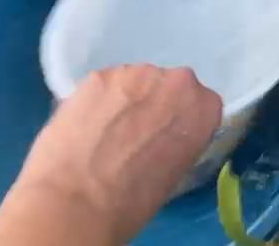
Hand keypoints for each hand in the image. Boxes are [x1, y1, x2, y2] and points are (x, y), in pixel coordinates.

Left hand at [0, 65, 223, 245]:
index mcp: (205, 106)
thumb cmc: (129, 205)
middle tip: (128, 137)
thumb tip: (162, 140)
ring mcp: (140, 72)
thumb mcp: (173, 174)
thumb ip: (178, 141)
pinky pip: (102, 86)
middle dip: (152, 105)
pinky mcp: (101, 76)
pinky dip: (94, 103)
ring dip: (122, 102)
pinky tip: (80, 129)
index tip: (160, 140)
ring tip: (99, 135)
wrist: (72, 206)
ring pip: (133, 83)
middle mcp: (181, 80)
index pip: (197, 105)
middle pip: (167, 87)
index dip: (176, 122)